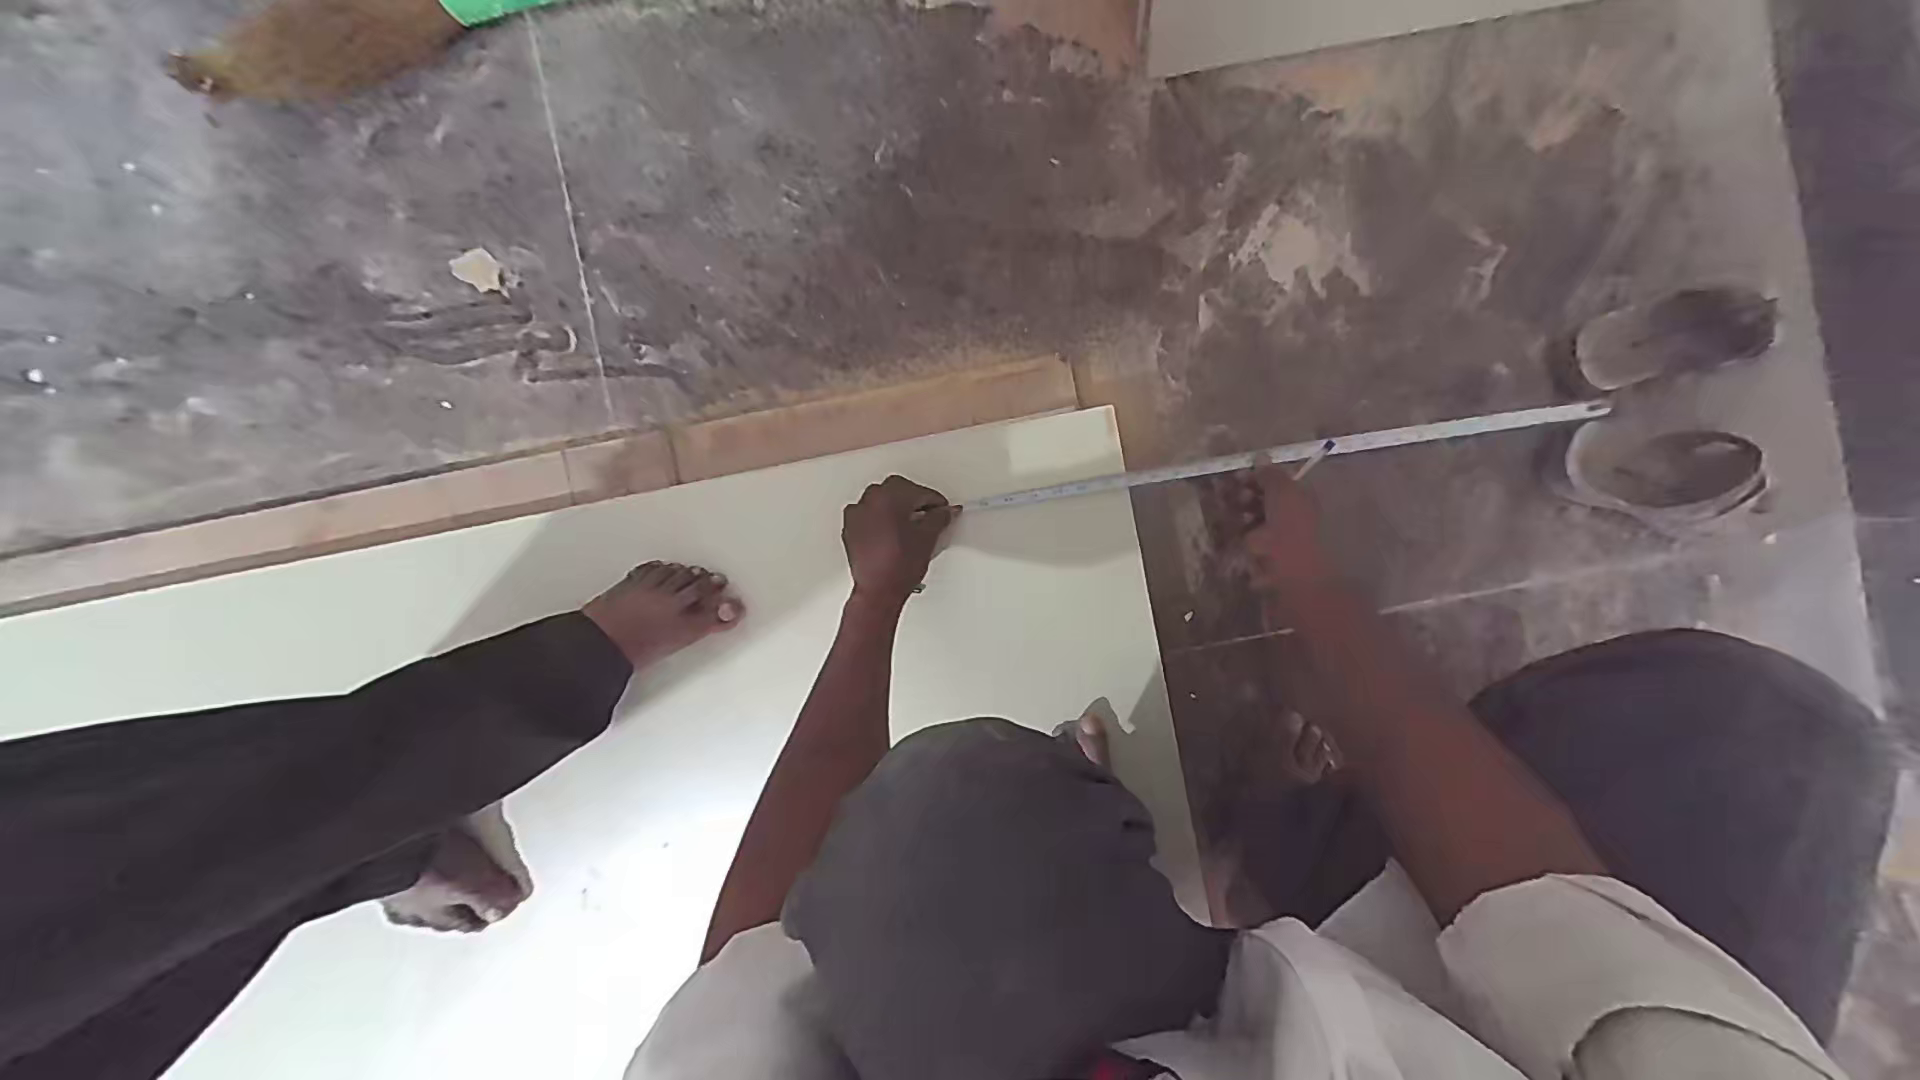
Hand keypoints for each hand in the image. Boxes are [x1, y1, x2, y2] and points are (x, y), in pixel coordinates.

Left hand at [842, 476, 957, 605]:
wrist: (879, 590)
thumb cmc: (897, 567)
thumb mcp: (928, 538)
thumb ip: (939, 518)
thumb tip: (943, 512)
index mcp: (889, 497)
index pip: (919, 491)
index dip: (935, 501)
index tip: (942, 508)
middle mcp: (869, 501)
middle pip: (897, 490)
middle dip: (915, 500)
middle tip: (930, 513)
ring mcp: (857, 514)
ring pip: (881, 500)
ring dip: (896, 507)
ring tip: (912, 524)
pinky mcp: (850, 529)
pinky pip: (868, 514)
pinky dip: (881, 518)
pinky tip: (893, 532)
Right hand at [1223, 455, 1335, 592]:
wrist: (1296, 584)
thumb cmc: (1291, 536)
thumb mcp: (1283, 496)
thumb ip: (1271, 476)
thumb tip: (1261, 456)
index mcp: (1300, 500)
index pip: (1275, 482)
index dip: (1255, 478)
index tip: (1236, 478)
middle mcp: (1291, 519)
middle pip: (1263, 502)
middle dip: (1244, 498)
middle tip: (1231, 500)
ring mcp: (1278, 542)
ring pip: (1252, 523)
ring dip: (1239, 519)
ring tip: (1229, 521)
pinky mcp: (1265, 563)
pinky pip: (1247, 546)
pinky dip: (1238, 541)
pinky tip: (1231, 540)